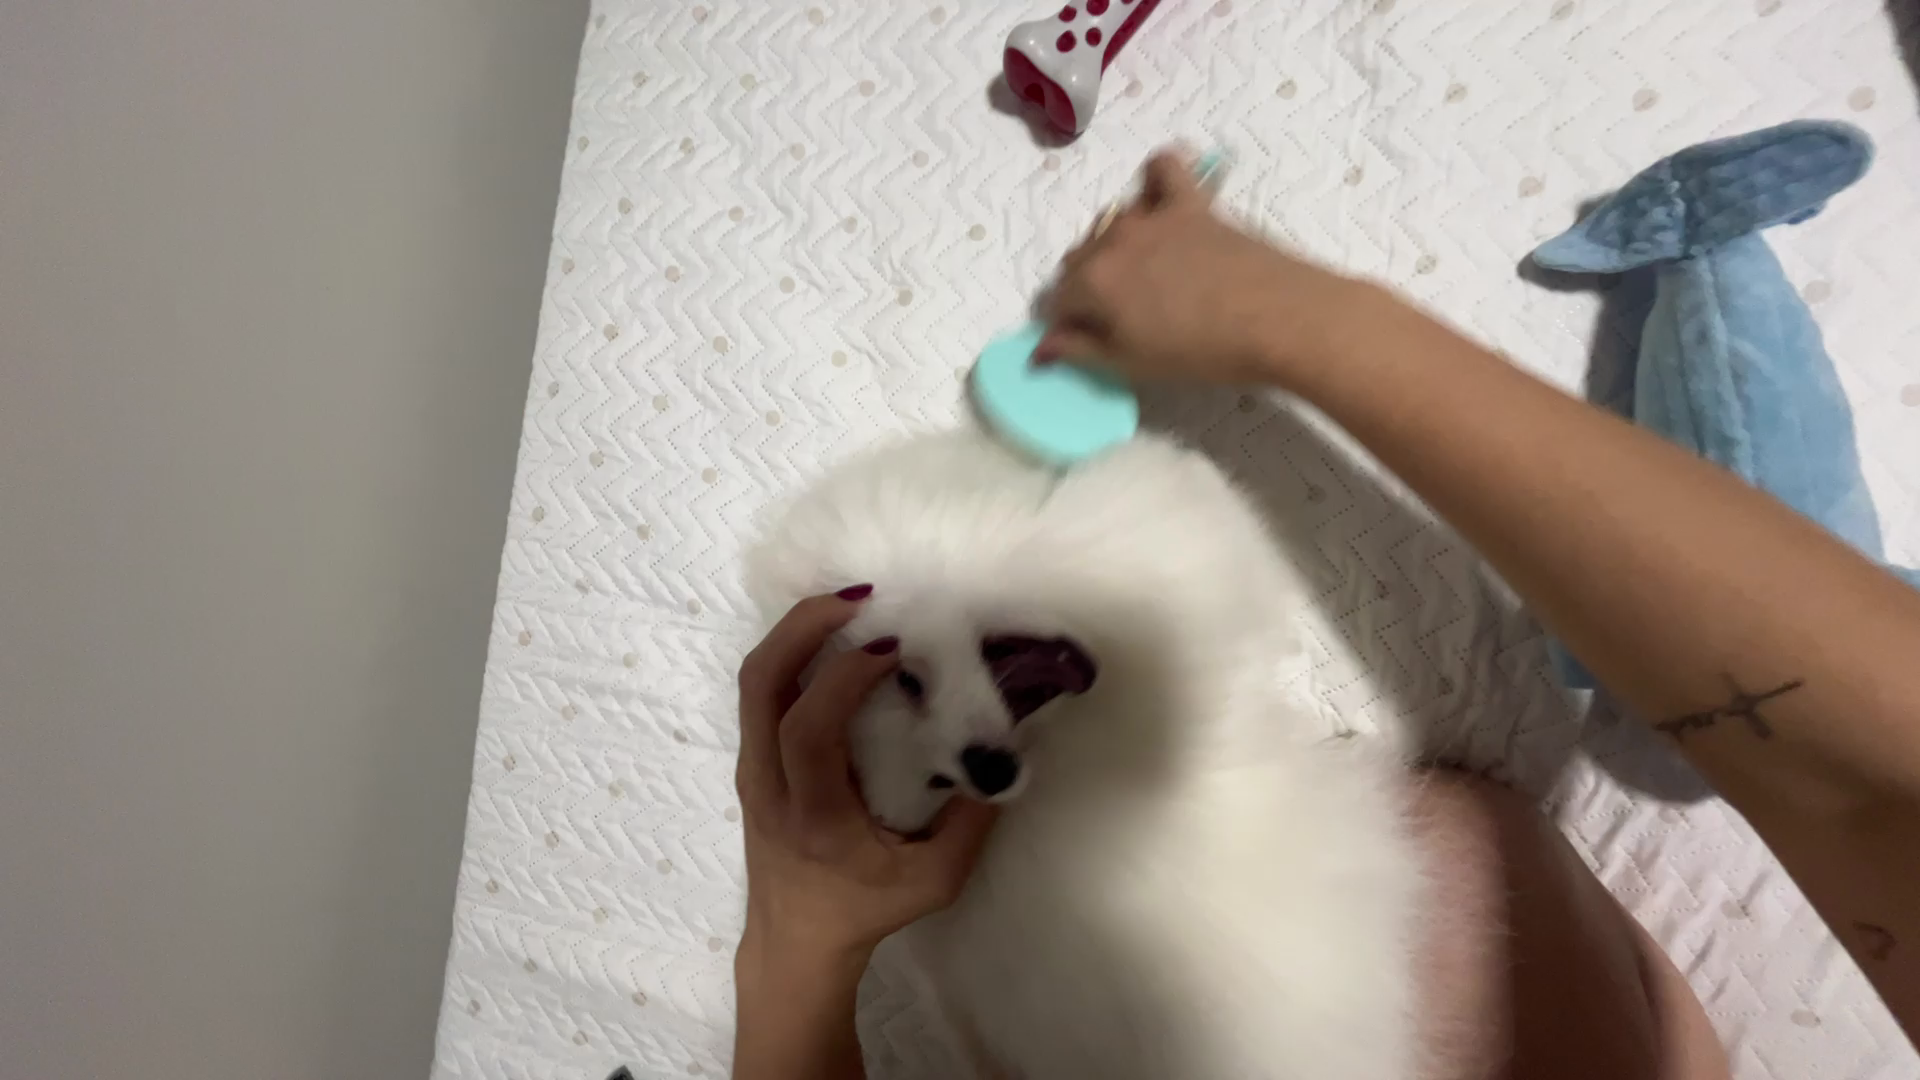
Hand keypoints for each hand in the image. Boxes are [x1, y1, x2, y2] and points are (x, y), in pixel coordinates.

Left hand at [735, 590, 998, 972]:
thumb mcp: (936, 880)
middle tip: (860, 597)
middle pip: (760, 684)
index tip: (892, 650)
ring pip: (754, 679)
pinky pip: (762, 689)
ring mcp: (751, 766)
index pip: (807, 731)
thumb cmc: (866, 908)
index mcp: (813, 815)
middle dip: (805, 626)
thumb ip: (974, 819)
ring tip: (848, 604)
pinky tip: (833, 636)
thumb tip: (1003, 748)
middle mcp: (768, 782)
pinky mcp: (752, 757)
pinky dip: (793, 649)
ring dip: (796, 629)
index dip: (843, 678)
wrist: (795, 938)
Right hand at [1038, 149, 1363, 386]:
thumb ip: (1078, 350)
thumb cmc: (1196, 352)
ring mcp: (1151, 216)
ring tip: (1139, 276)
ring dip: (1111, 247)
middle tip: (1113, 316)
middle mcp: (1111, 241)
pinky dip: (1154, 180)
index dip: (1064, 324)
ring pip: (1111, 223)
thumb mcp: (1129, 363)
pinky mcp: (1191, 202)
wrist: (1274, 317)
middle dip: (1083, 286)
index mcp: (1092, 283)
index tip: (1082, 340)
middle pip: (1077, 260)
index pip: (1056, 300)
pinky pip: (1163, 170)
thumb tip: (1039, 347)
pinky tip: (1159, 198)